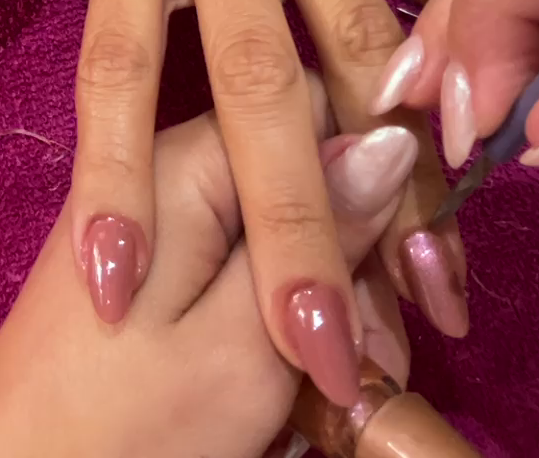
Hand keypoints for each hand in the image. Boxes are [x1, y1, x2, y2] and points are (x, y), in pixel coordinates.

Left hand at [0, 0, 469, 404]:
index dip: (113, 180)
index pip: (113, 75)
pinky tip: (502, 145)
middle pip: (254, 87)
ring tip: (435, 288)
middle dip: (286, 220)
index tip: (114, 290)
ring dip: (403, 165)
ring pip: (362, 45)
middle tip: (316, 352)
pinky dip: (466, 49)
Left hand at [0, 106, 417, 457]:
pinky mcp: (158, 249)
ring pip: (279, 218)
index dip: (381, 187)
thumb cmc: (123, 425)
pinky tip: (303, 376)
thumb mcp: (243, 345)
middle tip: (381, 360)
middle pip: (299, 169)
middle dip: (358, 256)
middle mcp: (169, 162)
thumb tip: (389, 141)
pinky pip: (244, 252)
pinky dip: (284, 306)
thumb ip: (314, 237)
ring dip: (329, 294)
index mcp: (187, 160)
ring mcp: (159, 205)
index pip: (313, 113)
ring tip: (346, 387)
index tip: (416, 282)